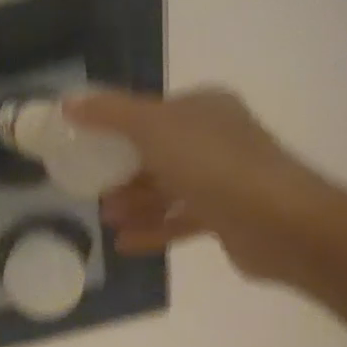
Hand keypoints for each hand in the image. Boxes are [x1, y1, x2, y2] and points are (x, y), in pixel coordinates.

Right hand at [64, 87, 328, 281]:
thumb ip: (109, 114)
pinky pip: (181, 221)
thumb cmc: (213, 164)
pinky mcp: (228, 218)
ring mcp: (224, 180)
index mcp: (204, 108)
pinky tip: (123, 244)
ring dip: (135, 202)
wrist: (279, 222)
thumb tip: (68, 102)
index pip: (153, 111)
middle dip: (123, 169)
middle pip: (159, 151)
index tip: (87, 143)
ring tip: (104, 218)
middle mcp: (216, 139)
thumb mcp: (152, 128)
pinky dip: (153, 229)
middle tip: (89, 184)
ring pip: (169, 188)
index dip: (118, 125)